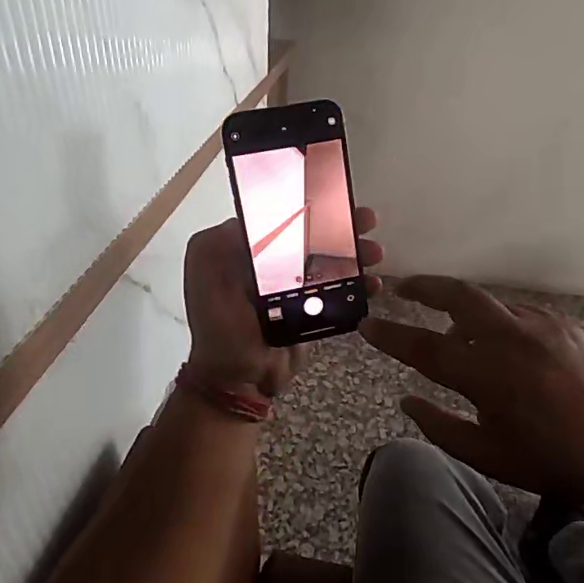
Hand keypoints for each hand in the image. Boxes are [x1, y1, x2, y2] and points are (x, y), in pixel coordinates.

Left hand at [183, 207, 383, 400]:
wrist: (241, 383)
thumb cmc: (220, 333)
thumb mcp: (209, 283)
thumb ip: (222, 247)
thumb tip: (254, 216)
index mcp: (236, 250)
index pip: (275, 217)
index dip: (305, 205)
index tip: (332, 199)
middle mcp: (263, 263)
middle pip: (307, 234)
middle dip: (337, 227)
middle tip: (365, 221)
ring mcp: (289, 285)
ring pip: (325, 259)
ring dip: (352, 254)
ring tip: (374, 254)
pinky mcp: (309, 307)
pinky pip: (335, 288)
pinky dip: (355, 284)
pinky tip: (371, 284)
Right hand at [358, 277, 583, 499]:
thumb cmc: (549, 460)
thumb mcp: (486, 455)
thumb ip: (439, 426)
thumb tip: (407, 402)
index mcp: (487, 374)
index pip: (425, 348)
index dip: (391, 336)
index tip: (367, 325)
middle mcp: (510, 338)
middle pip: (458, 296)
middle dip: (424, 287)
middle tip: (403, 288)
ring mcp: (540, 326)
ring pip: (489, 304)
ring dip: (463, 312)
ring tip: (456, 337)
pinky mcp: (563, 325)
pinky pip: (518, 315)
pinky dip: (498, 324)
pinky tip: (502, 348)